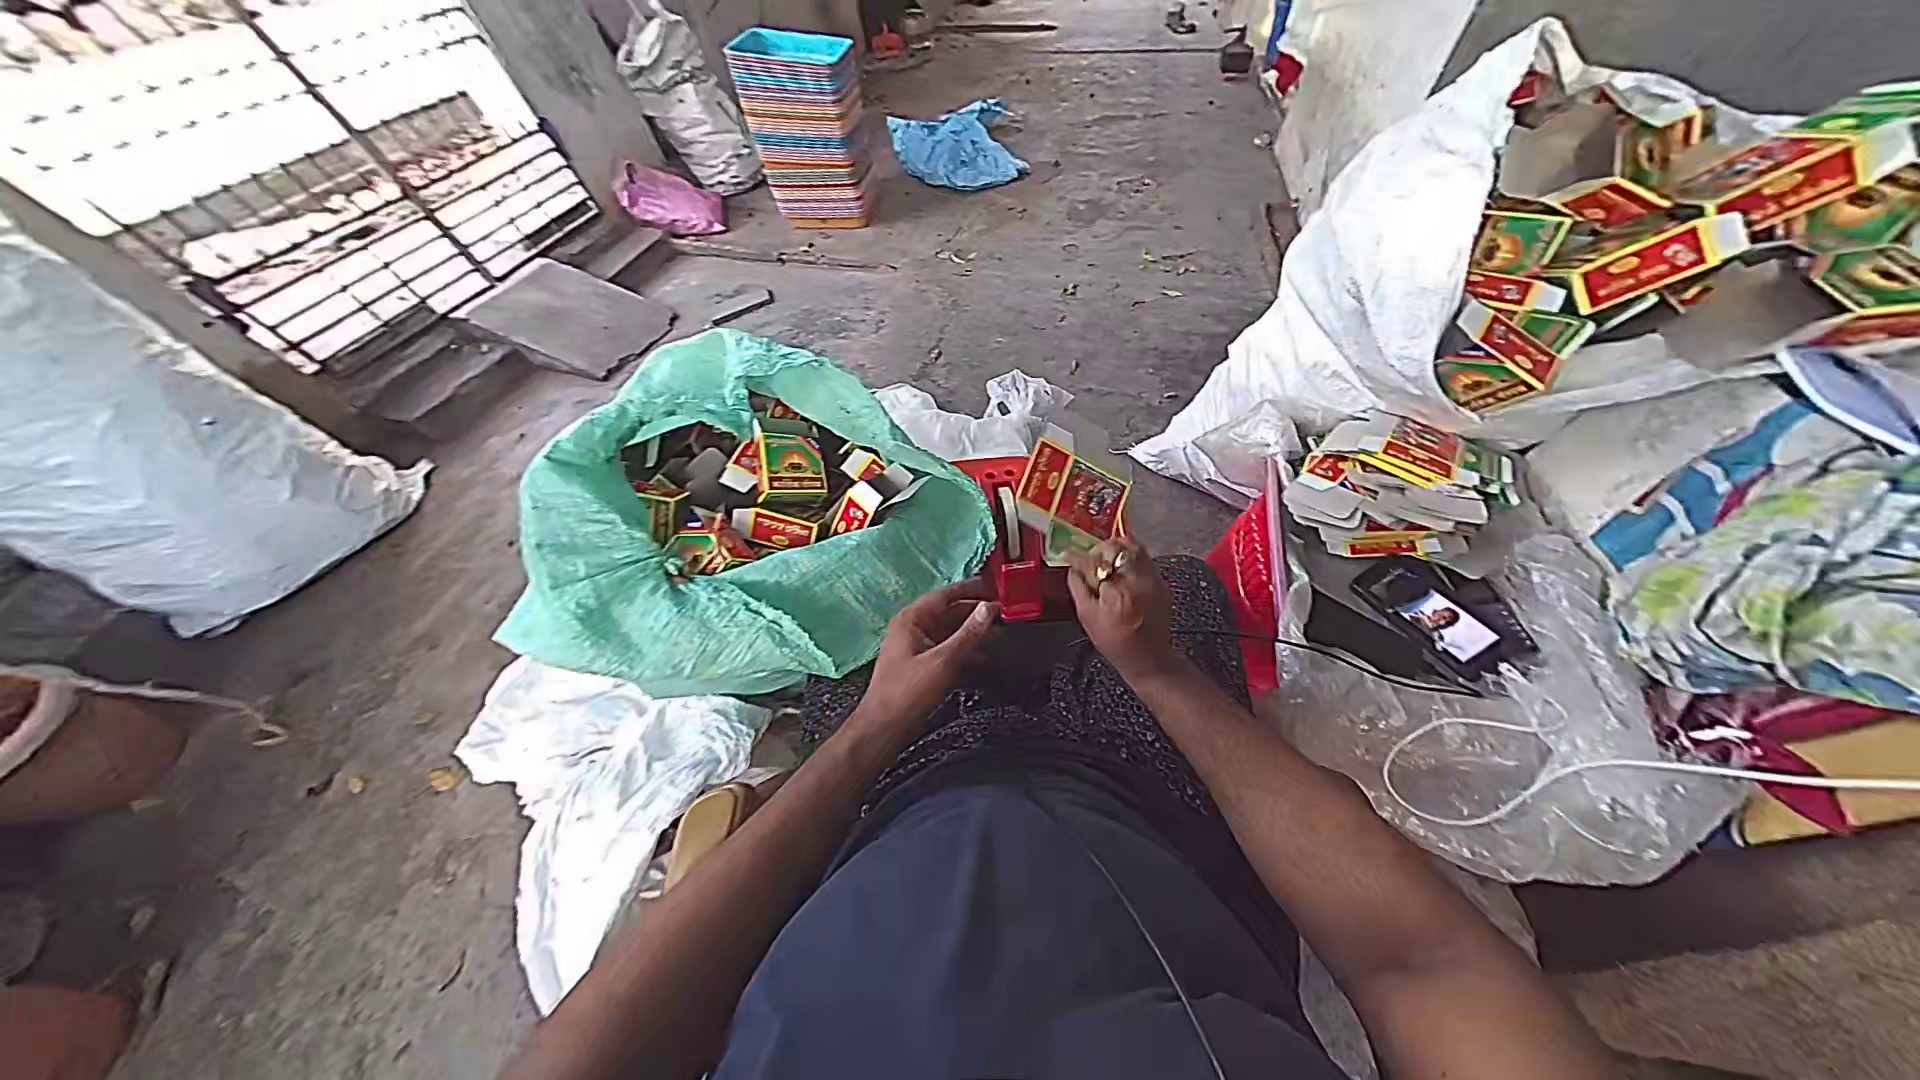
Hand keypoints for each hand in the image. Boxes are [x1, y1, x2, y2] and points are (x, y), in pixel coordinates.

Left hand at [851, 578, 997, 736]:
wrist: (884, 729)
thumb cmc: (907, 693)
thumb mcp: (943, 661)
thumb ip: (968, 634)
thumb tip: (989, 608)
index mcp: (912, 619)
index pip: (945, 594)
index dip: (970, 589)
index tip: (995, 587)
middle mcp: (913, 628)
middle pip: (949, 612)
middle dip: (975, 612)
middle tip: (1005, 611)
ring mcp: (917, 647)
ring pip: (950, 632)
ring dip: (973, 632)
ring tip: (1001, 632)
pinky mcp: (923, 665)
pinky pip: (948, 650)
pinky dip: (966, 651)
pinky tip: (985, 656)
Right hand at [1067, 538, 1178, 678]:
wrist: (1148, 657)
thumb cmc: (1116, 642)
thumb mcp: (1087, 617)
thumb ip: (1077, 587)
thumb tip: (1072, 568)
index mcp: (1116, 592)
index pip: (1092, 562)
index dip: (1076, 556)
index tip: (1068, 555)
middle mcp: (1138, 582)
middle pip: (1117, 547)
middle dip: (1100, 549)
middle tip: (1090, 556)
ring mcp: (1153, 580)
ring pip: (1134, 548)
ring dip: (1117, 549)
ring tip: (1106, 560)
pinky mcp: (1160, 582)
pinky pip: (1145, 559)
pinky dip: (1131, 558)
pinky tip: (1122, 569)